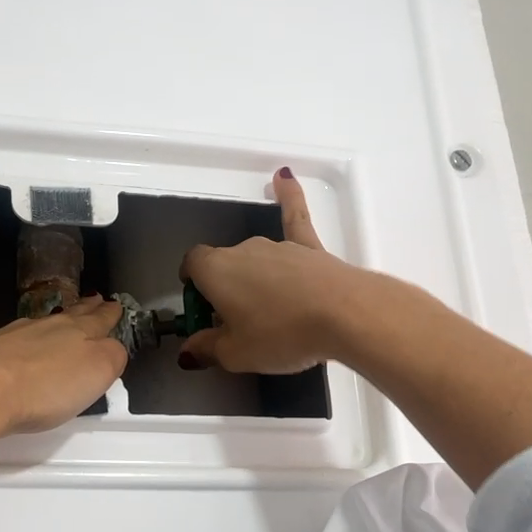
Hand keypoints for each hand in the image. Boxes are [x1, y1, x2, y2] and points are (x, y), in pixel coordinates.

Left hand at [0, 296, 128, 437]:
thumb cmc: (45, 386)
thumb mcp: (96, 372)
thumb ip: (111, 357)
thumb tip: (112, 346)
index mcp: (78, 332)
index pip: (100, 320)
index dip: (109, 314)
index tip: (114, 305)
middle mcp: (47, 327)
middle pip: (73, 315)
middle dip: (87, 309)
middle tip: (95, 300)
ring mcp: (15, 336)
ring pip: (45, 322)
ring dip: (59, 319)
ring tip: (66, 317)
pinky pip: (18, 337)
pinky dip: (29, 336)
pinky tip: (26, 341)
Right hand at [177, 168, 362, 373]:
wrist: (344, 314)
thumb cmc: (281, 335)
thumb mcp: (236, 354)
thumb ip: (207, 349)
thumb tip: (188, 350)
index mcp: (216, 271)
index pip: (192, 265)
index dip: (192, 285)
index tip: (198, 307)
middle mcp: (242, 250)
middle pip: (223, 265)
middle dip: (222, 289)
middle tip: (234, 324)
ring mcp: (278, 245)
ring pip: (254, 258)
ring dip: (252, 277)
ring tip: (264, 312)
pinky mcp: (309, 246)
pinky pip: (294, 216)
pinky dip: (288, 196)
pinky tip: (283, 177)